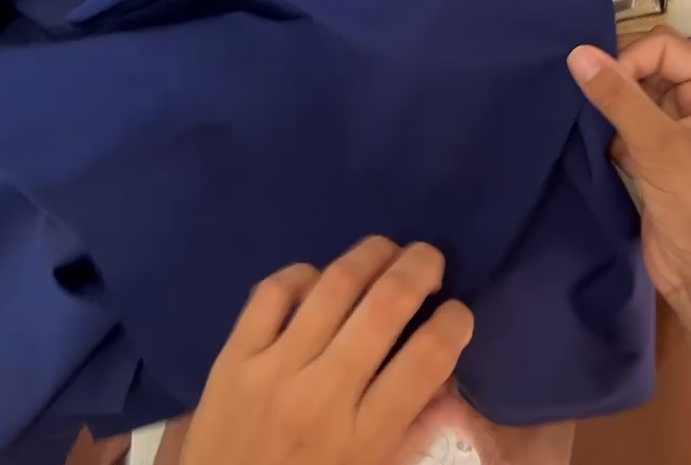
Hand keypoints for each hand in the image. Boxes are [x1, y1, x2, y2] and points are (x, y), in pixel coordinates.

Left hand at [181, 237, 474, 464]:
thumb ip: (414, 428)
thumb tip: (450, 372)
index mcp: (365, 439)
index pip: (427, 358)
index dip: (455, 321)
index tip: (457, 312)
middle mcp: (323, 397)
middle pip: (385, 304)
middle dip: (420, 266)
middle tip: (431, 259)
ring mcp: (273, 371)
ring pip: (334, 284)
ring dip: (372, 254)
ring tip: (387, 251)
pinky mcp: (233, 357)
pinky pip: (273, 291)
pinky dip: (303, 272)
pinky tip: (320, 278)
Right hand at [567, 27, 690, 300]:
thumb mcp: (661, 150)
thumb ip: (618, 99)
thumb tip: (576, 53)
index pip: (666, 48)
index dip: (630, 58)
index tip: (599, 85)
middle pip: (650, 68)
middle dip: (617, 78)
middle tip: (580, 91)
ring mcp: (681, 132)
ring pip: (635, 98)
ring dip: (609, 105)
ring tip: (578, 112)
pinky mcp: (659, 159)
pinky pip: (627, 127)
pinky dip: (607, 130)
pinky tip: (586, 137)